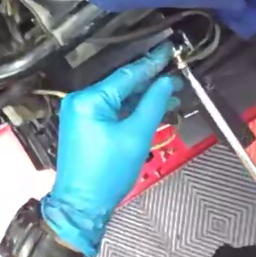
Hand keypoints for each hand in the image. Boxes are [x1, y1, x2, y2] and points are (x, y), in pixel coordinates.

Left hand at [40, 45, 177, 255]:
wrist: (82, 205)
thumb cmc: (105, 174)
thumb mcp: (136, 136)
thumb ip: (153, 104)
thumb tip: (165, 82)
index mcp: (89, 99)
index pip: (127, 74)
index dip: (151, 63)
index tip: (168, 51)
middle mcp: (80, 100)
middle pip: (121, 84)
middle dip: (149, 81)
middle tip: (175, 74)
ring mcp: (80, 112)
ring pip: (118, 97)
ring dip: (142, 96)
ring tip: (169, 93)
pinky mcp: (84, 124)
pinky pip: (111, 109)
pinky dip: (130, 109)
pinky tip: (150, 107)